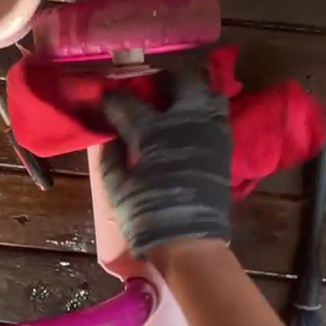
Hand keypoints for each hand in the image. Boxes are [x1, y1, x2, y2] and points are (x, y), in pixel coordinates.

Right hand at [98, 71, 232, 258]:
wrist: (190, 244)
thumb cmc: (148, 217)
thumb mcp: (116, 189)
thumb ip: (110, 157)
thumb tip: (110, 137)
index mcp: (153, 131)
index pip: (127, 102)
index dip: (111, 100)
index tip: (102, 101)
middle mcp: (186, 121)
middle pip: (178, 81)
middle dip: (160, 81)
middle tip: (147, 93)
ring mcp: (210, 131)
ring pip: (206, 92)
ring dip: (189, 92)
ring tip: (173, 105)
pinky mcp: (224, 146)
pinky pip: (217, 114)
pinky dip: (203, 110)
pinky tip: (189, 123)